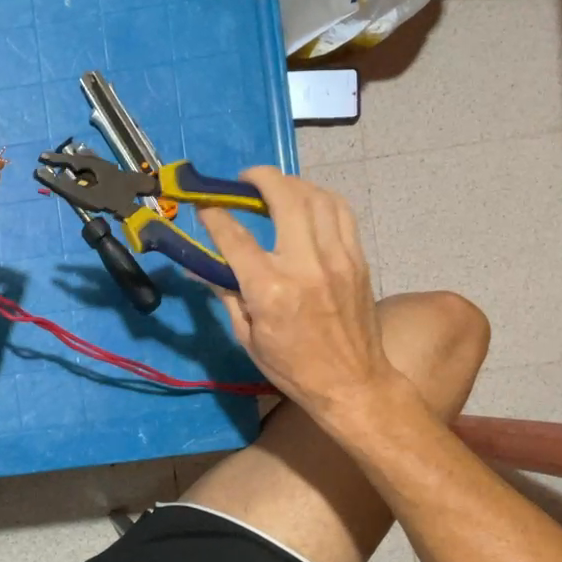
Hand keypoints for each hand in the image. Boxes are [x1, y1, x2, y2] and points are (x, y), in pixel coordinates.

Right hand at [198, 167, 406, 420]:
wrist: (352, 382)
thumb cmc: (291, 367)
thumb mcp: (247, 336)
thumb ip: (227, 294)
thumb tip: (203, 266)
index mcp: (270, 290)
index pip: (236, 237)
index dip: (216, 216)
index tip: (205, 207)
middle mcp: (305, 265)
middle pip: (286, 199)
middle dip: (261, 179)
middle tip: (244, 179)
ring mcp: (338, 258)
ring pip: (317, 198)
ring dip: (292, 184)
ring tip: (275, 187)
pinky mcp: (357, 258)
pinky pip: (341, 212)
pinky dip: (320, 198)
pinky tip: (306, 201)